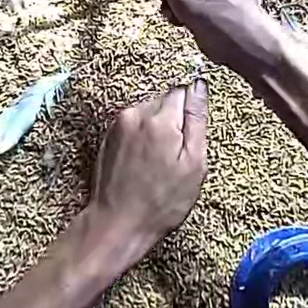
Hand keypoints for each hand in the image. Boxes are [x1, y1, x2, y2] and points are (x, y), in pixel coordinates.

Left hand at [89, 82, 208, 248]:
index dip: (191, 111)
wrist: (118, 222)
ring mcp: (119, 123)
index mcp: (160, 120)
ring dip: (157, 127)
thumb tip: (199, 85)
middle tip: (176, 154)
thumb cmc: (162, 201)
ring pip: (148, 111)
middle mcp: (136, 113)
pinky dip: (142, 136)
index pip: (182, 91)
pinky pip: (133, 123)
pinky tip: (144, 161)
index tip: (190, 135)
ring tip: (158, 160)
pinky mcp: (109, 134)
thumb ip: (197, 120)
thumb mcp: (193, 164)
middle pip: (164, 100)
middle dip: (174, 120)